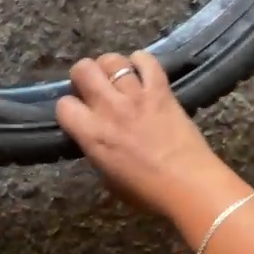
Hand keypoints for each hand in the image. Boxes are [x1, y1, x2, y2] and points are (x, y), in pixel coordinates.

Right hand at [55, 51, 238, 221]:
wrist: (190, 187)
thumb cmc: (147, 192)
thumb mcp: (108, 177)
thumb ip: (97, 149)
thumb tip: (95, 135)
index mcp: (92, 135)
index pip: (64, 105)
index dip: (69, 108)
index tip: (79, 113)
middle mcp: (109, 108)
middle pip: (83, 69)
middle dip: (83, 74)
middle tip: (93, 86)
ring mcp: (136, 96)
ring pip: (112, 61)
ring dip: (110, 66)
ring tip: (117, 77)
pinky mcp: (161, 90)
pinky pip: (146, 61)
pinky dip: (141, 61)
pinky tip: (141, 70)